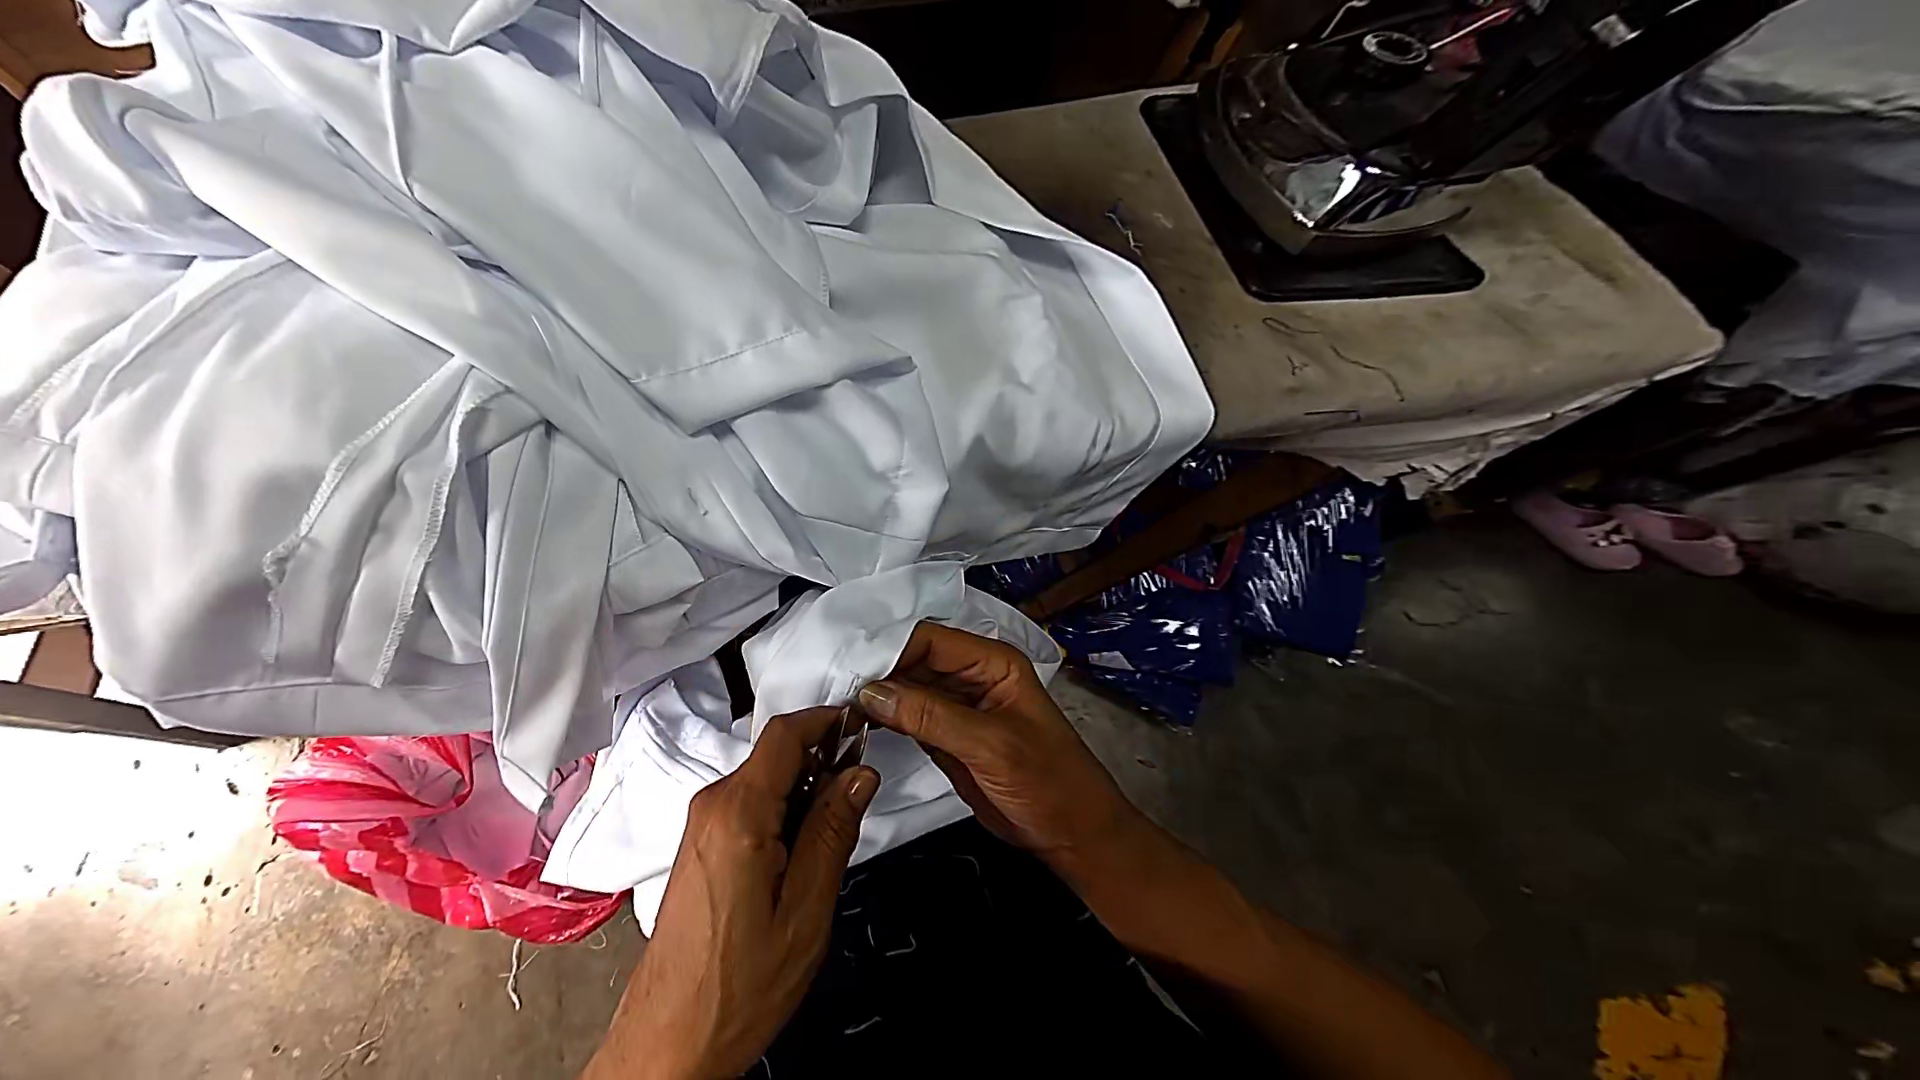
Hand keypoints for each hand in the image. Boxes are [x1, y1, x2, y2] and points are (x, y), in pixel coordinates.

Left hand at [587, 708, 878, 1079]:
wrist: (668, 1042)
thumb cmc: (734, 988)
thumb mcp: (806, 909)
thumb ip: (834, 831)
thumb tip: (858, 776)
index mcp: (738, 816)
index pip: (785, 734)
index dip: (828, 720)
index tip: (861, 728)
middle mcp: (712, 810)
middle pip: (776, 753)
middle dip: (823, 759)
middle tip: (858, 789)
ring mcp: (702, 826)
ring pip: (766, 777)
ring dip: (806, 787)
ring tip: (835, 828)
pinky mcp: (701, 844)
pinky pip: (750, 802)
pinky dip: (785, 807)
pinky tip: (803, 847)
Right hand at [857, 622, 1147, 875]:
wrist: (1072, 833)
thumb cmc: (1051, 781)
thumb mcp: (992, 745)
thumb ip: (931, 716)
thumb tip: (873, 691)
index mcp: (993, 663)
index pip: (930, 640)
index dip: (889, 650)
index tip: (850, 668)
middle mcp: (974, 677)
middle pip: (914, 660)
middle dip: (878, 672)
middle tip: (835, 688)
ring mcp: (959, 707)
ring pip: (908, 689)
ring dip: (878, 697)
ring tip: (839, 705)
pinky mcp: (948, 736)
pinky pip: (910, 718)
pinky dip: (886, 720)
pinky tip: (861, 724)